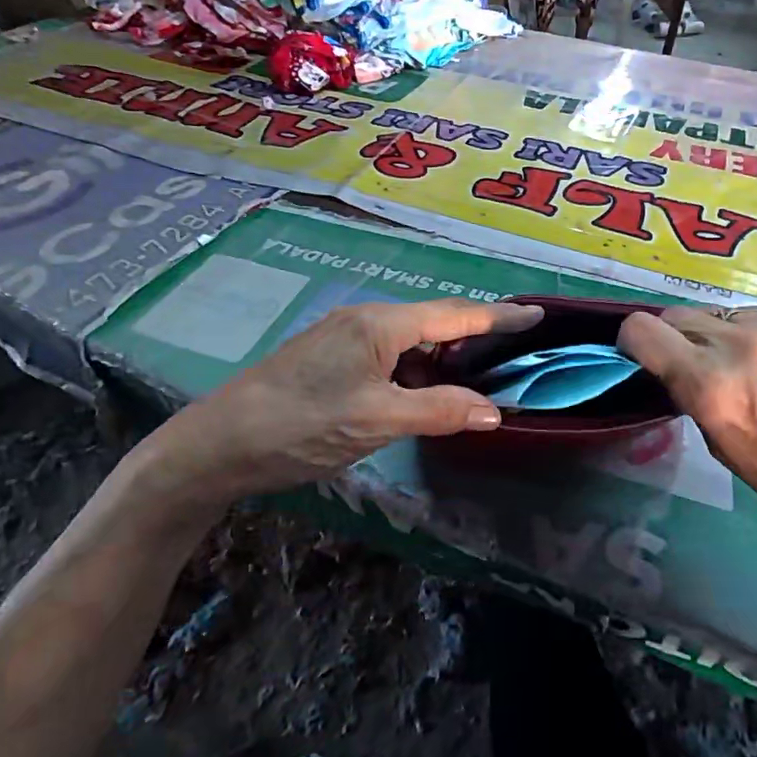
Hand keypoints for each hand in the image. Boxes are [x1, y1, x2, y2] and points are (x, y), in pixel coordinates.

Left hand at [127, 300, 543, 512]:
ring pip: (407, 341)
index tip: (536, 317)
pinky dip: (414, 371)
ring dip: (443, 357)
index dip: (498, 319)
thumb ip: (439, 411)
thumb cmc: (302, 426)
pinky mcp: (327, 360)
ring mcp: (341, 339)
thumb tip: (494, 411)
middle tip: (515, 355)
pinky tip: (424, 392)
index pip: (454, 315)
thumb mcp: (377, 420)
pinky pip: (386, 356)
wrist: (221, 442)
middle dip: (474, 337)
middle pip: (432, 323)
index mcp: (379, 323)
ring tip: (479, 376)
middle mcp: (363, 320)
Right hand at [618, 306, 756, 593]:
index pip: (641, 330)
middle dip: (676, 340)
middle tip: (696, 371)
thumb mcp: (730, 453)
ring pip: (724, 314)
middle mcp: (742, 342)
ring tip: (752, 372)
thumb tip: (684, 375)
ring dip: (720, 336)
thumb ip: (697, 401)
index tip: (641, 359)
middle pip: (679, 315)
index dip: (632, 343)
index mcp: (712, 385)